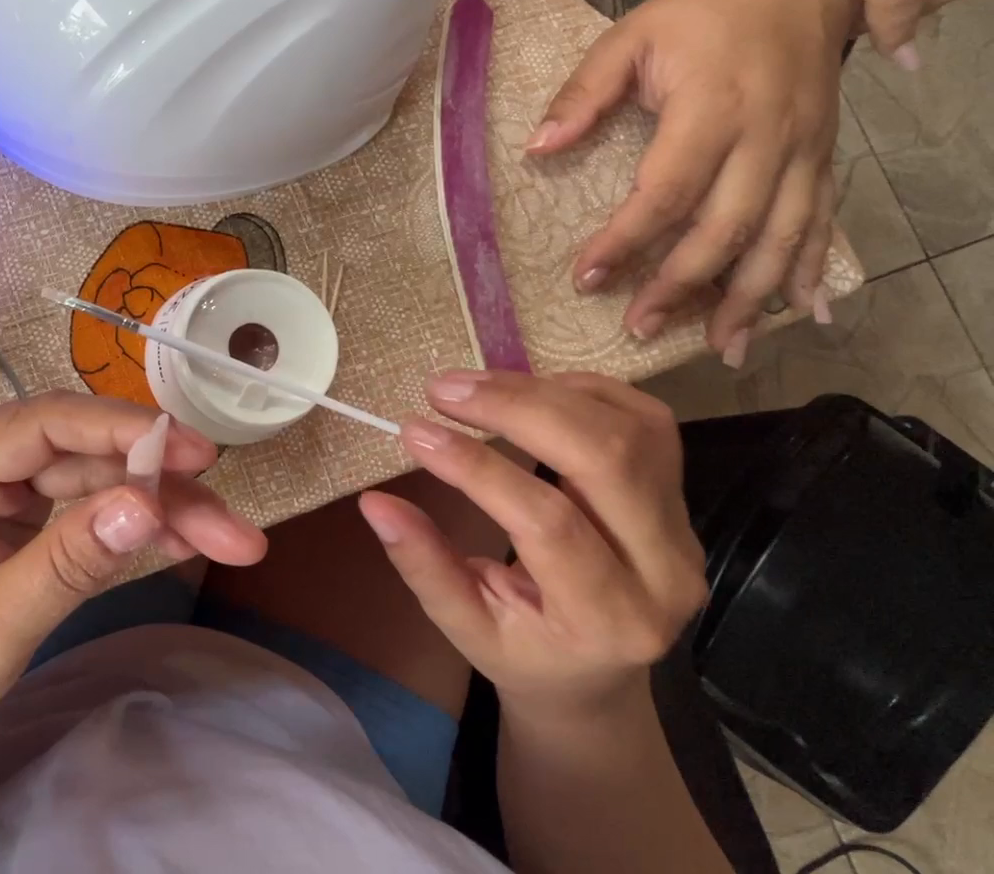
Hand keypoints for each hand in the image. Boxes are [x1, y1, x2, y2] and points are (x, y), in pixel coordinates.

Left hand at [0, 392, 266, 750]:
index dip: (120, 430)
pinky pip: (89, 507)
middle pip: (80, 452)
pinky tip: (188, 540)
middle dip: (158, 482)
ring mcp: (0, 490)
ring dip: (161, 506)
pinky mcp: (23, 518)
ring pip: (95, 478)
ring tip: (232, 539)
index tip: (194, 450)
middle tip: (231, 523)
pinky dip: (137, 526)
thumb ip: (69, 561)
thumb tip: (148, 505)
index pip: (41, 426)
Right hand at [358, 371, 706, 717]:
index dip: (477, 468)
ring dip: (546, 392)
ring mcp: (684, 531)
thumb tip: (375, 502)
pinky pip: (647, 424)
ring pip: (633, 431)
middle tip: (442, 390)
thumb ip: (423, 565)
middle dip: (517, 408)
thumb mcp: (463, 626)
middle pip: (606, 459)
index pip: (547, 522)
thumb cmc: (523, 653)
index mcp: (607, 618)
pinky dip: (584, 392)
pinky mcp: (681, 500)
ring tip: (474, 384)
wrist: (597, 674)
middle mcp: (665, 572)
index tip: (414, 431)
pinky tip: (527, 391)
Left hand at [528, 0, 855, 360]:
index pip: (665, 191)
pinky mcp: (825, 159)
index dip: (626, 240)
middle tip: (638, 328)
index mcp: (712, 111)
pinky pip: (821, 224)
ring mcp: (805, 153)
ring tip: (719, 350)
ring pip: (782, 238)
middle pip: (726, 228)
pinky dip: (805, 273)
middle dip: (681, 285)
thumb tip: (536, 147)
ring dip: (748, 298)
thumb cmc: (698, 17)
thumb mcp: (629, 38)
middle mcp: (767, 140)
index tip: (585, 279)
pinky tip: (791, 316)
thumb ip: (583, 92)